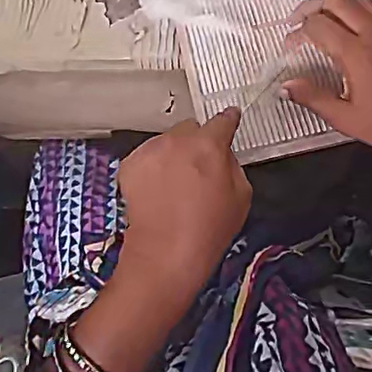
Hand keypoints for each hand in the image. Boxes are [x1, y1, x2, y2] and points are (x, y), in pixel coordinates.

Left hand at [115, 108, 251, 287]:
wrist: (166, 251)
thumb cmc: (208, 229)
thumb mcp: (241, 195)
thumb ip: (232, 165)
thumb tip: (223, 155)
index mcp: (209, 145)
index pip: (222, 120)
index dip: (227, 122)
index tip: (229, 121)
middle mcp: (177, 140)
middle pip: (190, 129)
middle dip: (196, 144)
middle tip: (197, 171)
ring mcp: (150, 150)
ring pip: (166, 142)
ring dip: (172, 155)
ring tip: (174, 186)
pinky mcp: (129, 164)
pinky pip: (146, 157)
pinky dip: (152, 168)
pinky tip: (158, 191)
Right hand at [282, 0, 371, 161]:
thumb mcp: (344, 117)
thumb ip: (312, 97)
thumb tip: (287, 87)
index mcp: (357, 55)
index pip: (317, 25)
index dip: (298, 32)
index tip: (291, 45)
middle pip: (335, 0)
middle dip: (311, 8)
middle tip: (299, 21)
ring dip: (336, 4)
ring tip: (323, 19)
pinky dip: (363, 8)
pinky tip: (356, 23)